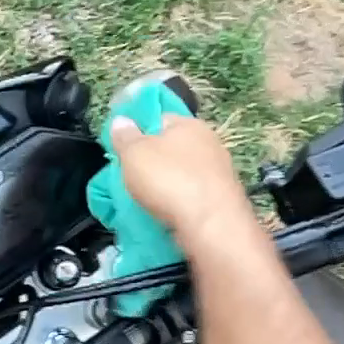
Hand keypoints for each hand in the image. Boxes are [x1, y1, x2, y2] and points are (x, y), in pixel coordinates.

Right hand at [108, 114, 257, 248]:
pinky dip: (177, 201)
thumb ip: (124, 136)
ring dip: (164, 183)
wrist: (210, 224)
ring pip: (181, 173)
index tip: (123, 150)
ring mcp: (219, 171)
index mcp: (189, 124)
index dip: (138, 132)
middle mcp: (209, 142)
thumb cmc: (168, 180)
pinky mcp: (222, 197)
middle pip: (170, 147)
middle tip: (129, 177)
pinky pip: (191, 194)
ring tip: (144, 199)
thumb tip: (121, 120)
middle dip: (151, 161)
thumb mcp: (134, 153)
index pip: (158, 118)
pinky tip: (164, 212)